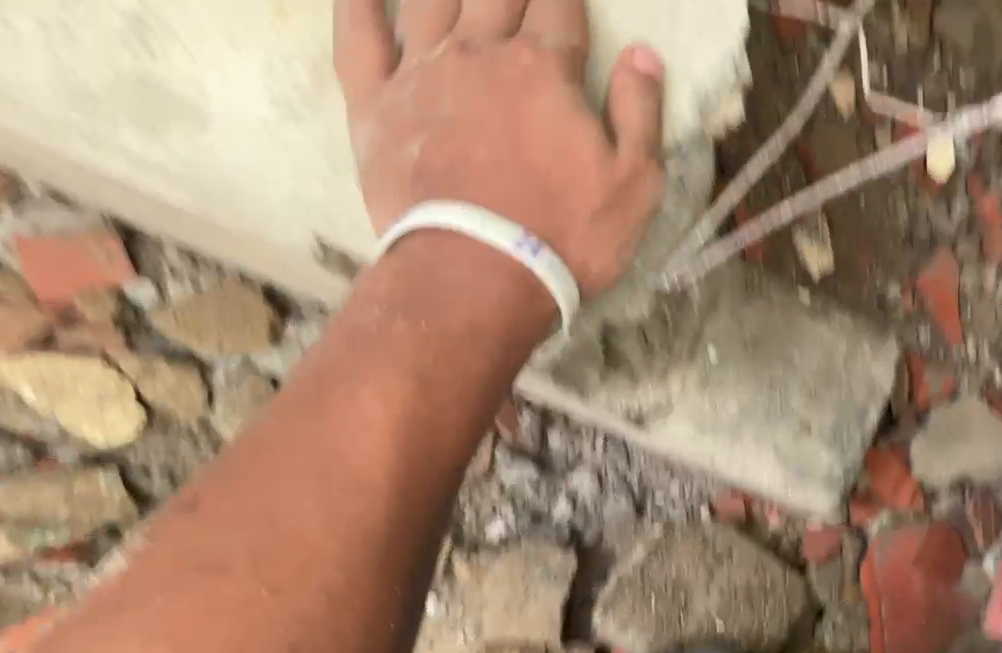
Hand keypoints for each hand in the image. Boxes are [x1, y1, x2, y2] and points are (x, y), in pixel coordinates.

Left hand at [334, 0, 667, 297]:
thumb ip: (640, 112)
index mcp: (545, 70)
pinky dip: (360, 4)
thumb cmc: (570, 235)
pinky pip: (359, 33)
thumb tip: (642, 54)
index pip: (558, 6)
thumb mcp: (636, 185)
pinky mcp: (376, 104)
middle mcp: (479, 54)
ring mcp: (421, 73)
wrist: (480, 276)